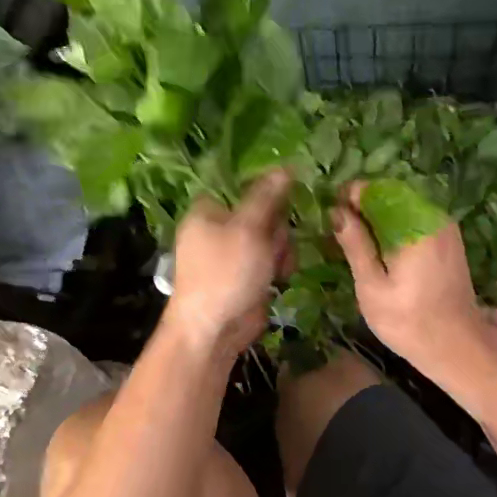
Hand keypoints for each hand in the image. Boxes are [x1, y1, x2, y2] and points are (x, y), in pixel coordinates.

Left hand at [163, 171, 291, 355]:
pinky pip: (270, 258)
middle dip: (277, 228)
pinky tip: (279, 278)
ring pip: (271, 235)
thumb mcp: (248, 228)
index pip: (243, 184)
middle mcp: (218, 226)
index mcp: (208, 208)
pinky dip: (277, 266)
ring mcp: (232, 251)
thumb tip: (285, 166)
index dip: (267, 190)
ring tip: (276, 267)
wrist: (213, 329)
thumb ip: (267, 196)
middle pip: (263, 210)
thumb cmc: (225, 272)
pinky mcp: (246, 273)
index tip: (288, 197)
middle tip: (275, 243)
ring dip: (281, 249)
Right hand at [333, 182, 490, 370]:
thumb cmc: (408, 322)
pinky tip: (378, 248)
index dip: (349, 196)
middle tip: (337, 229)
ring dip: (377, 217)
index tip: (329, 212)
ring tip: (353, 239)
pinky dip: (394, 228)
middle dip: (362, 206)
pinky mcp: (447, 241)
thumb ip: (355, 244)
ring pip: (403, 207)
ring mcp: (444, 228)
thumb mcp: (372, 286)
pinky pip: (414, 221)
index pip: (377, 190)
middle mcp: (433, 217)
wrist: (458, 347)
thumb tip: (337, 211)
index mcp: (414, 225)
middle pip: (391, 195)